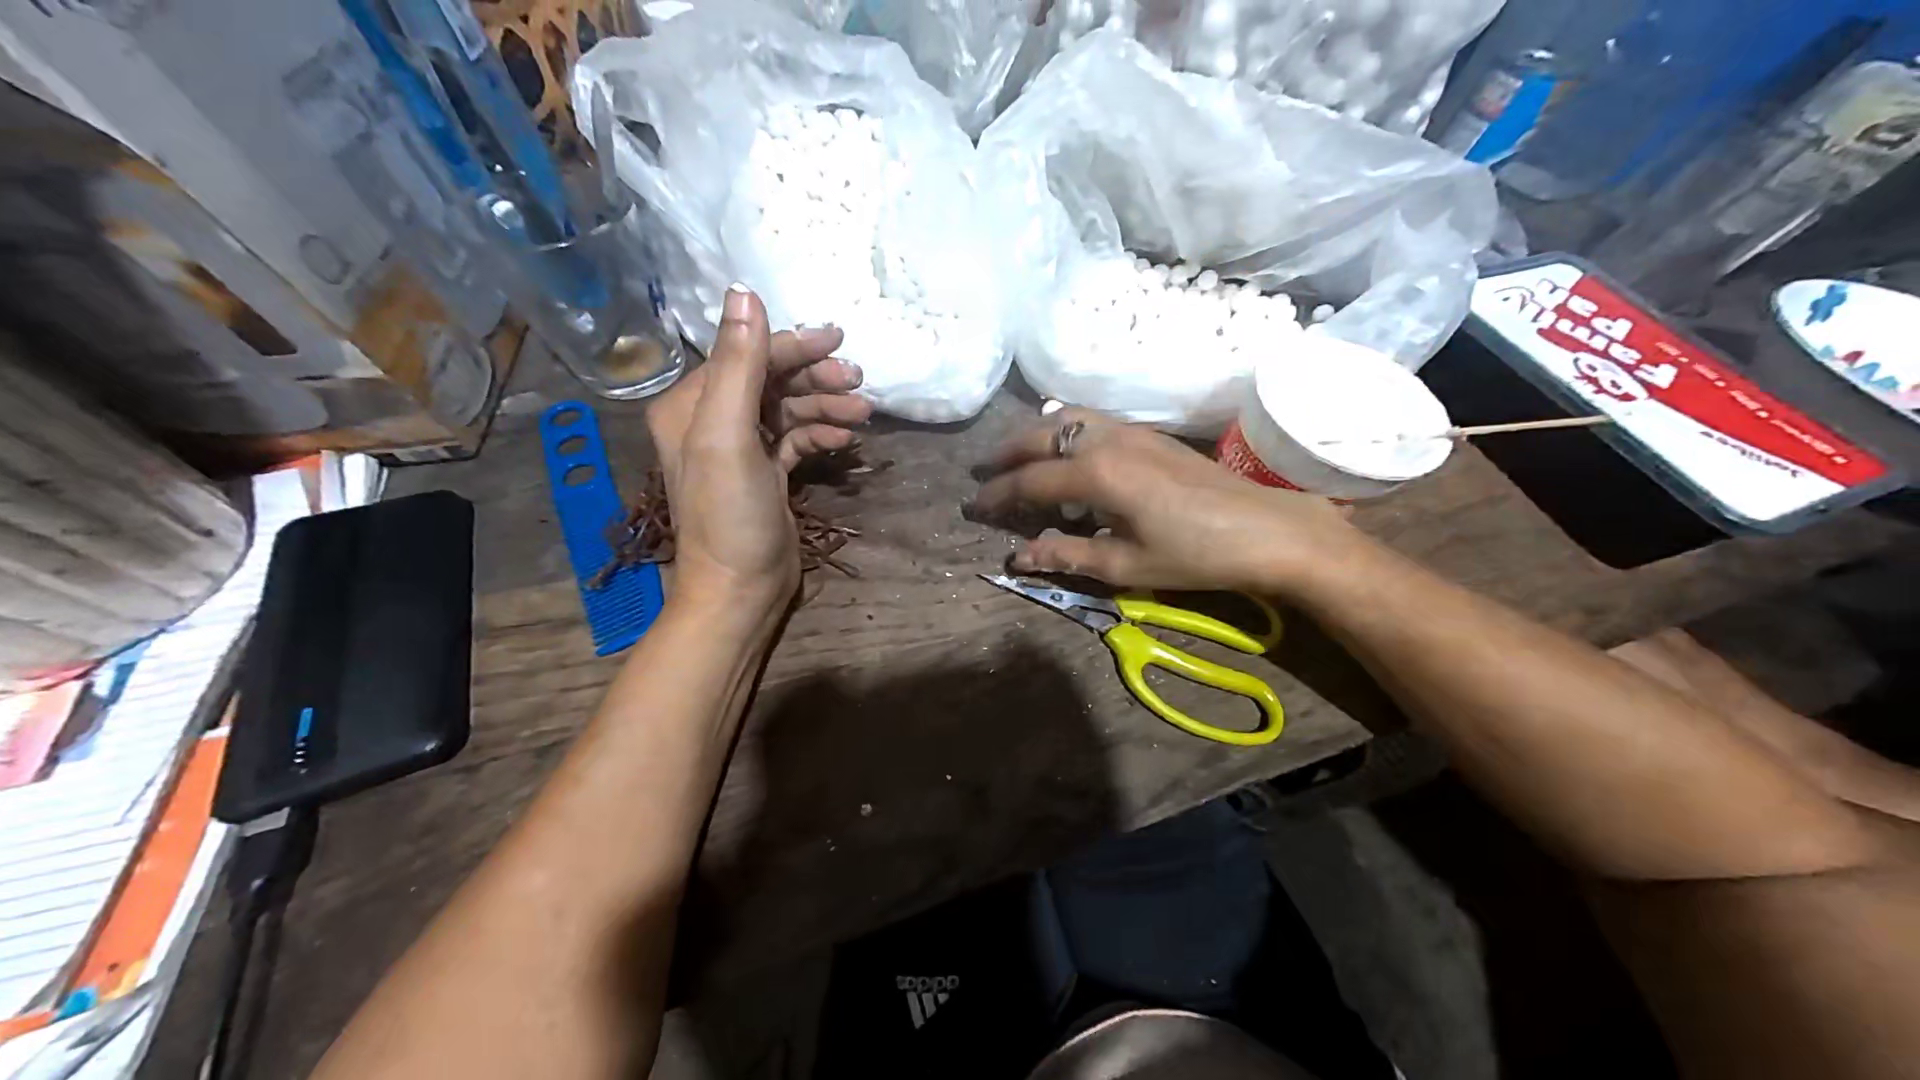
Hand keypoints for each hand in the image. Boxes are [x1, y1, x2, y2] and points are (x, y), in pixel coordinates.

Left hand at [645, 284, 871, 623]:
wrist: (740, 590)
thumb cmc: (730, 515)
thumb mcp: (727, 437)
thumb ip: (737, 365)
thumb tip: (744, 291)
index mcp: (691, 405)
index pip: (747, 357)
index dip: (792, 346)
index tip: (839, 343)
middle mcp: (712, 420)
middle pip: (771, 380)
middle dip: (815, 378)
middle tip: (858, 383)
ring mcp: (741, 449)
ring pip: (789, 409)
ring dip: (826, 407)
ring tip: (863, 415)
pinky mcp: (766, 473)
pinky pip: (796, 439)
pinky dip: (821, 434)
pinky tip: (846, 441)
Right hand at [969, 408, 1361, 596]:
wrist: (1268, 529)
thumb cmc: (1196, 554)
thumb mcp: (1126, 564)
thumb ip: (1067, 555)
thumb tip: (1017, 557)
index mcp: (1097, 475)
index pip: (1029, 481)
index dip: (996, 495)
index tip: (972, 507)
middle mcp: (1106, 441)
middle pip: (1040, 436)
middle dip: (1004, 454)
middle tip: (982, 473)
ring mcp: (1130, 431)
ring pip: (1065, 419)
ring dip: (1033, 435)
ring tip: (1015, 457)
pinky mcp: (1149, 433)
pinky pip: (1090, 420)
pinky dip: (1062, 430)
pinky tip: (1065, 451)